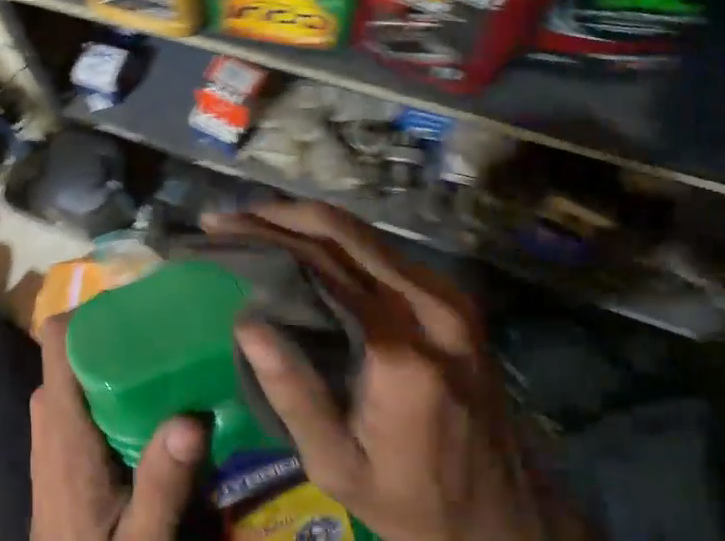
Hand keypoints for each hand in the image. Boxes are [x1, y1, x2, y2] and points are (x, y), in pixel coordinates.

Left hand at [30, 316, 206, 540]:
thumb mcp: (140, 535)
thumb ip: (163, 483)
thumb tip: (193, 419)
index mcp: (63, 421)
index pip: (57, 336)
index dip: (92, 312)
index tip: (142, 309)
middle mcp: (48, 410)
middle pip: (76, 347)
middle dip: (120, 336)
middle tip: (173, 337)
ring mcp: (50, 424)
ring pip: (80, 369)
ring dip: (118, 362)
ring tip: (170, 362)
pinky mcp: (57, 438)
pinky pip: (80, 392)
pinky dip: (111, 387)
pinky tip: (152, 402)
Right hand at [204, 203, 585, 540]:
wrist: (509, 520)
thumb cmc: (414, 501)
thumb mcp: (341, 467)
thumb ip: (294, 394)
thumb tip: (244, 319)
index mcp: (402, 351)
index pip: (320, 262)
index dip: (262, 234)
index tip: (215, 228)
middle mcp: (432, 309)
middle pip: (342, 230)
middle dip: (276, 214)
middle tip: (225, 219)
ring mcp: (449, 300)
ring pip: (363, 233)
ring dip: (303, 223)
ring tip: (251, 228)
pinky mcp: (454, 302)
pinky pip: (381, 251)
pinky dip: (332, 240)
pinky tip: (298, 249)